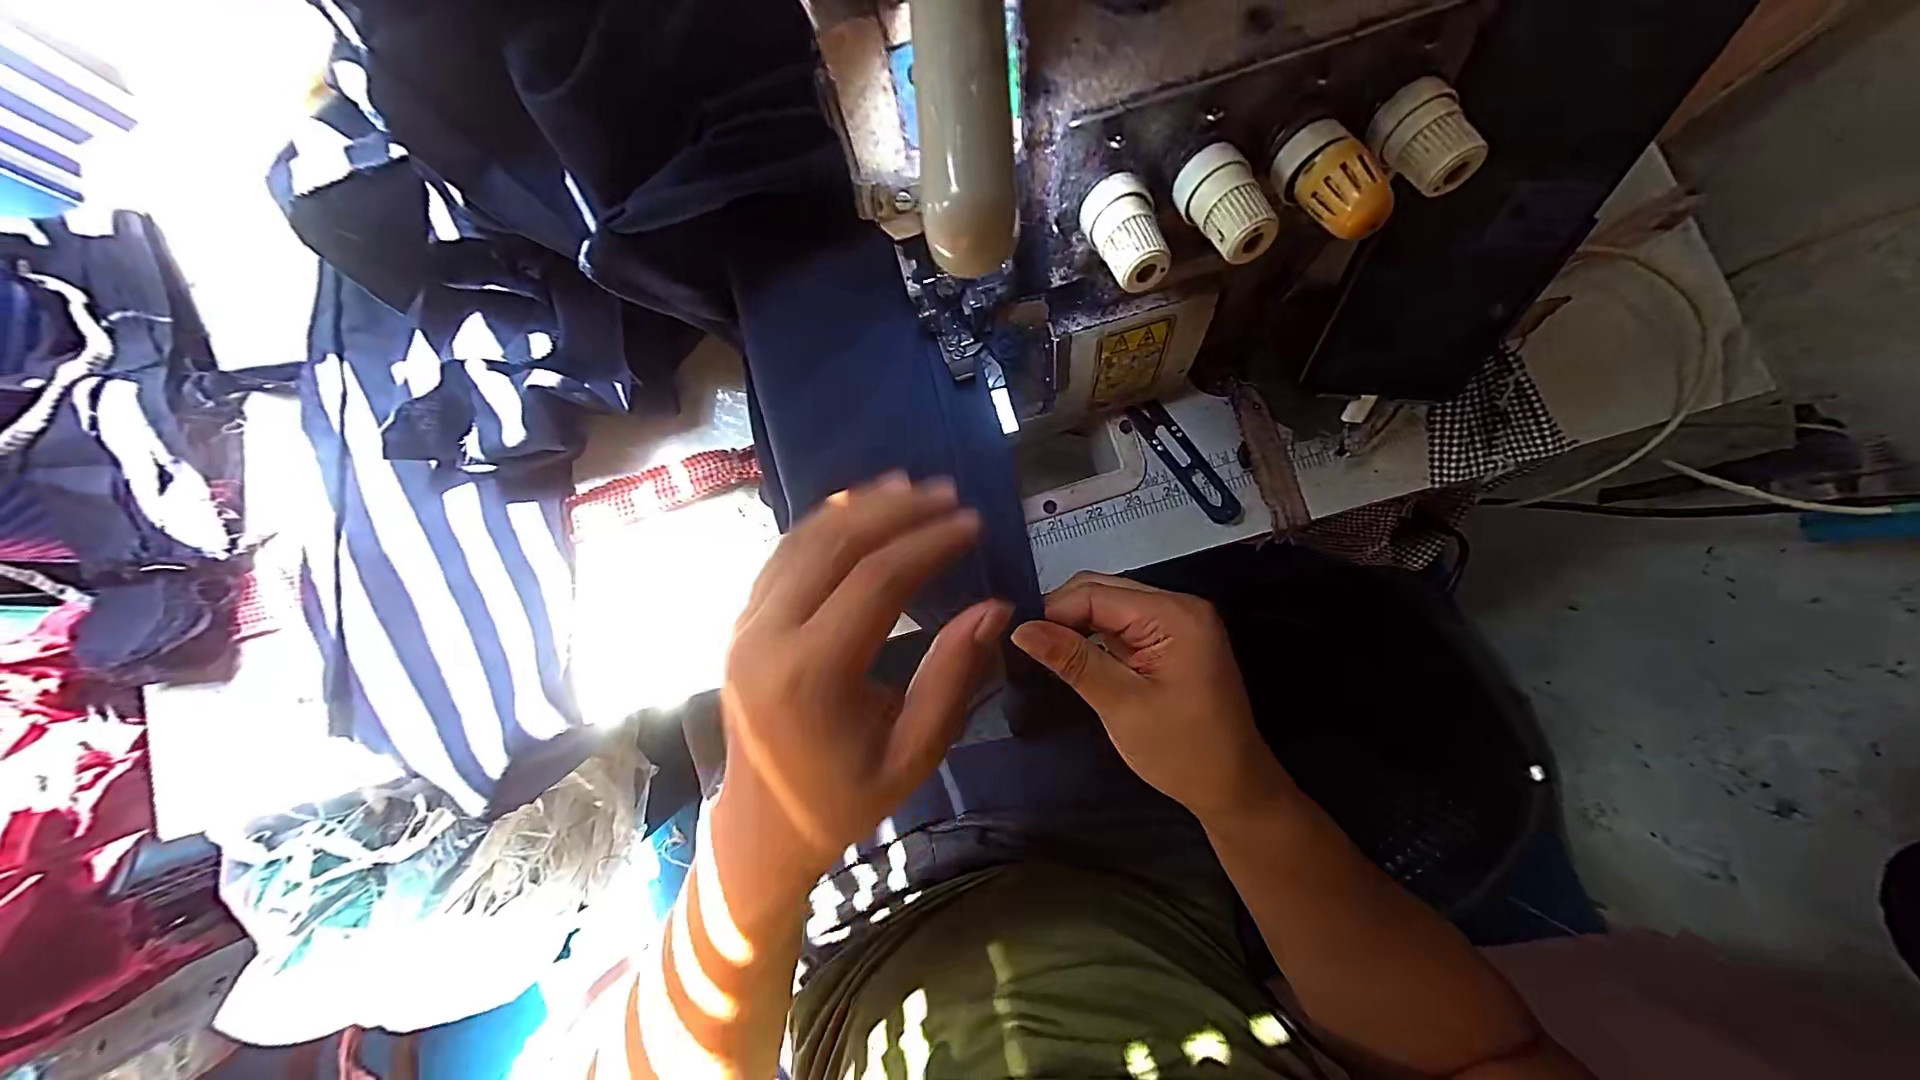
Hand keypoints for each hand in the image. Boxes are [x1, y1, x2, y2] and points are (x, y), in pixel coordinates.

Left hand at [719, 473, 1010, 883]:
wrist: (760, 826)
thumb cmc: (842, 800)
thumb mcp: (912, 755)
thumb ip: (951, 677)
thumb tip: (994, 609)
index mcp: (810, 675)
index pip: (877, 581)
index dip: (930, 544)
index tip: (971, 524)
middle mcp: (766, 637)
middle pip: (835, 544)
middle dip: (896, 511)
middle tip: (946, 494)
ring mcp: (745, 625)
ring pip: (803, 539)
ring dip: (859, 507)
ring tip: (908, 488)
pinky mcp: (742, 622)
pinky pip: (784, 555)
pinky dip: (824, 525)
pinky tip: (859, 510)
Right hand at [1011, 572, 1290, 821]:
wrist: (1234, 789)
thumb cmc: (1182, 751)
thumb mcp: (1121, 705)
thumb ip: (1072, 660)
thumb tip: (1021, 630)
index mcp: (1174, 615)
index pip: (1096, 593)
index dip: (1053, 612)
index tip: (1020, 640)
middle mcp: (1177, 606)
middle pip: (1102, 591)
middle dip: (1062, 615)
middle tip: (1030, 648)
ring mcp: (1176, 621)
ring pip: (1108, 605)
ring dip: (1076, 625)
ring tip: (1047, 653)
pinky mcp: (1170, 639)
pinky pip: (1121, 623)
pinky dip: (1094, 636)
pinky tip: (1075, 656)